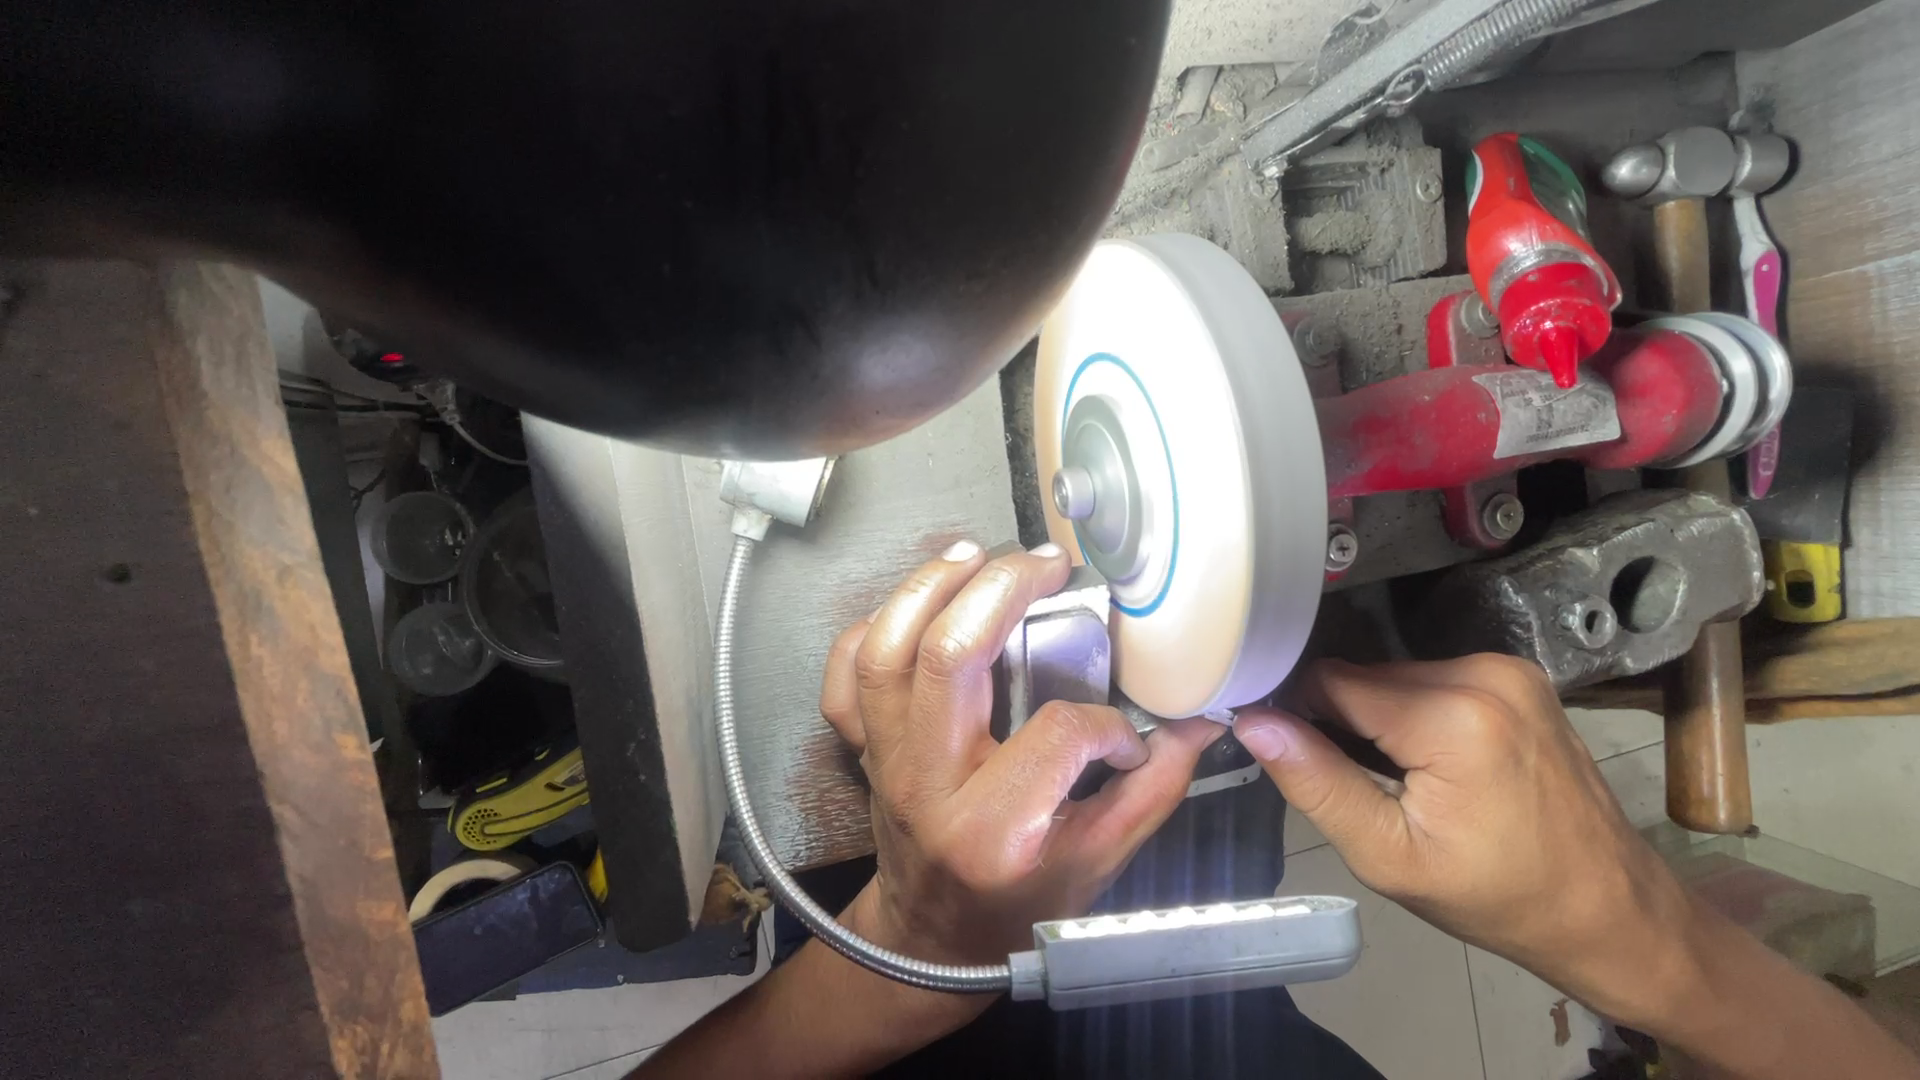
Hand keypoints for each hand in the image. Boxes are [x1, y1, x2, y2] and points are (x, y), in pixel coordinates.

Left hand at [820, 540, 1222, 978]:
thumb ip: (1153, 791)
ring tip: (974, 554)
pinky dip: (871, 629)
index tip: (1126, 735)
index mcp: (995, 827)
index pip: (1056, 734)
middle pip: (949, 657)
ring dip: (928, 588)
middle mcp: (928, 783)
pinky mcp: (865, 749)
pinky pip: (845, 677)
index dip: (1106, 725)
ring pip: (885, 652)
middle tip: (1046, 564)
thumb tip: (1200, 721)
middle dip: (1001, 591)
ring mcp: (886, 761)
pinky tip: (916, 606)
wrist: (931, 941)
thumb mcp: (1098, 864)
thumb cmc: (1018, 908)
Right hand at [1232, 655, 1696, 1023]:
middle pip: (1361, 676)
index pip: (1327, 682)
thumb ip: (1315, 781)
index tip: (1302, 764)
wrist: (1613, 914)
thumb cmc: (1496, 897)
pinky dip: (1409, 711)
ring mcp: (1507, 670)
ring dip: (1374, 716)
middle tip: (1358, 785)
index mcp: (1453, 716)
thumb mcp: (1388, 856)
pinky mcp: (1517, 676)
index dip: (1299, 718)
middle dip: (1340, 722)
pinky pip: (1427, 678)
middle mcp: (1483, 673)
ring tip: (1395, 777)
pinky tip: (1425, 759)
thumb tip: (1252, 721)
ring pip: (1390, 675)